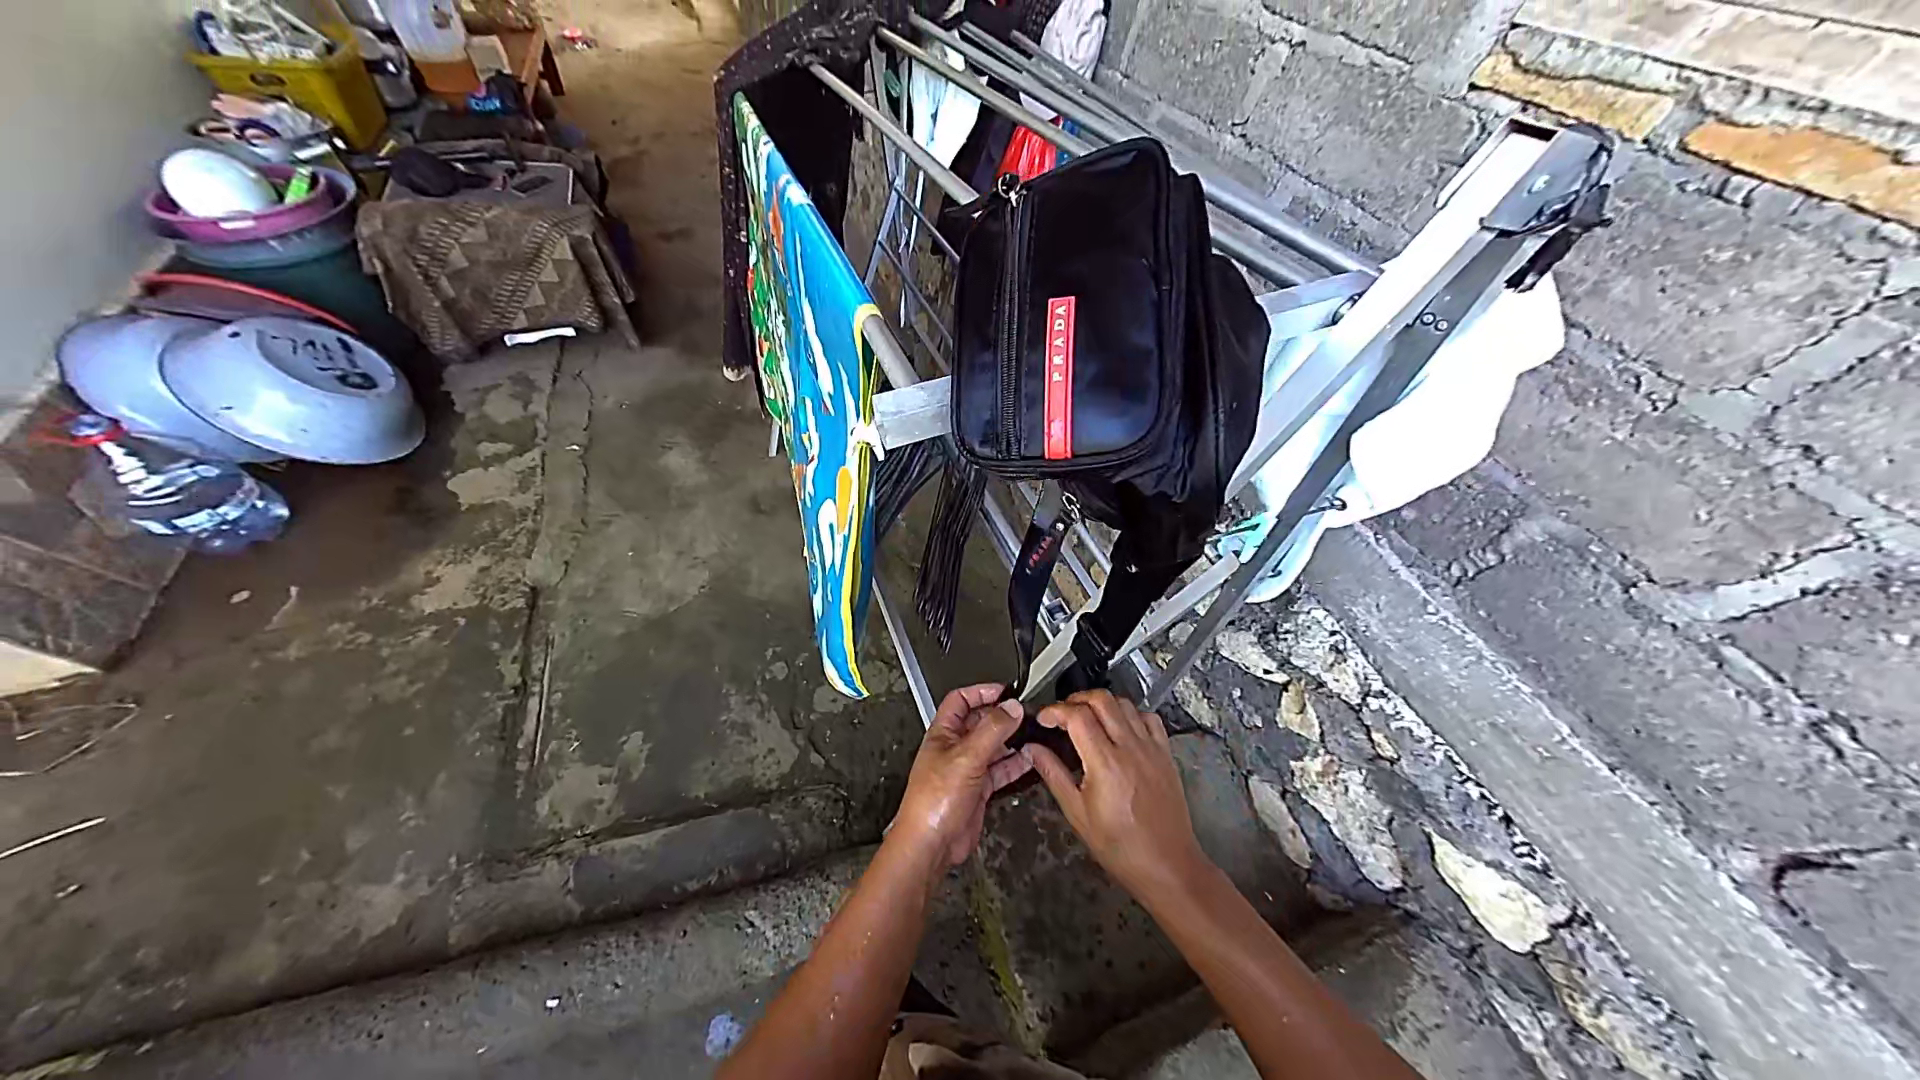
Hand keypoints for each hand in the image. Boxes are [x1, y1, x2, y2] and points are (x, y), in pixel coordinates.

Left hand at [889, 684, 1031, 868]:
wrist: (931, 844)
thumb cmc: (932, 802)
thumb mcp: (966, 757)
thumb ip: (992, 730)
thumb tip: (1011, 708)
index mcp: (943, 733)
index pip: (960, 700)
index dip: (981, 691)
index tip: (1004, 690)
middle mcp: (954, 748)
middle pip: (980, 722)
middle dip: (1001, 716)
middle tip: (1022, 713)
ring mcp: (966, 769)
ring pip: (993, 746)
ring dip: (1011, 740)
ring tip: (1030, 734)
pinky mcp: (977, 789)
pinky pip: (999, 770)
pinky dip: (1014, 764)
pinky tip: (1027, 760)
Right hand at [1025, 690, 1209, 903]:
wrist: (1167, 865)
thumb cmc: (1121, 847)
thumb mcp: (1077, 813)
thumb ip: (1053, 774)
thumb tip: (1032, 750)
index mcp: (1105, 763)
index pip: (1077, 716)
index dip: (1055, 711)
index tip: (1044, 719)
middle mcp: (1130, 748)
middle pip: (1102, 699)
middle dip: (1076, 699)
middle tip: (1063, 714)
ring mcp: (1151, 749)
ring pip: (1125, 703)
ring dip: (1102, 704)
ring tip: (1088, 719)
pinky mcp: (1165, 754)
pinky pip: (1149, 719)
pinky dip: (1130, 714)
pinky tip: (1120, 729)